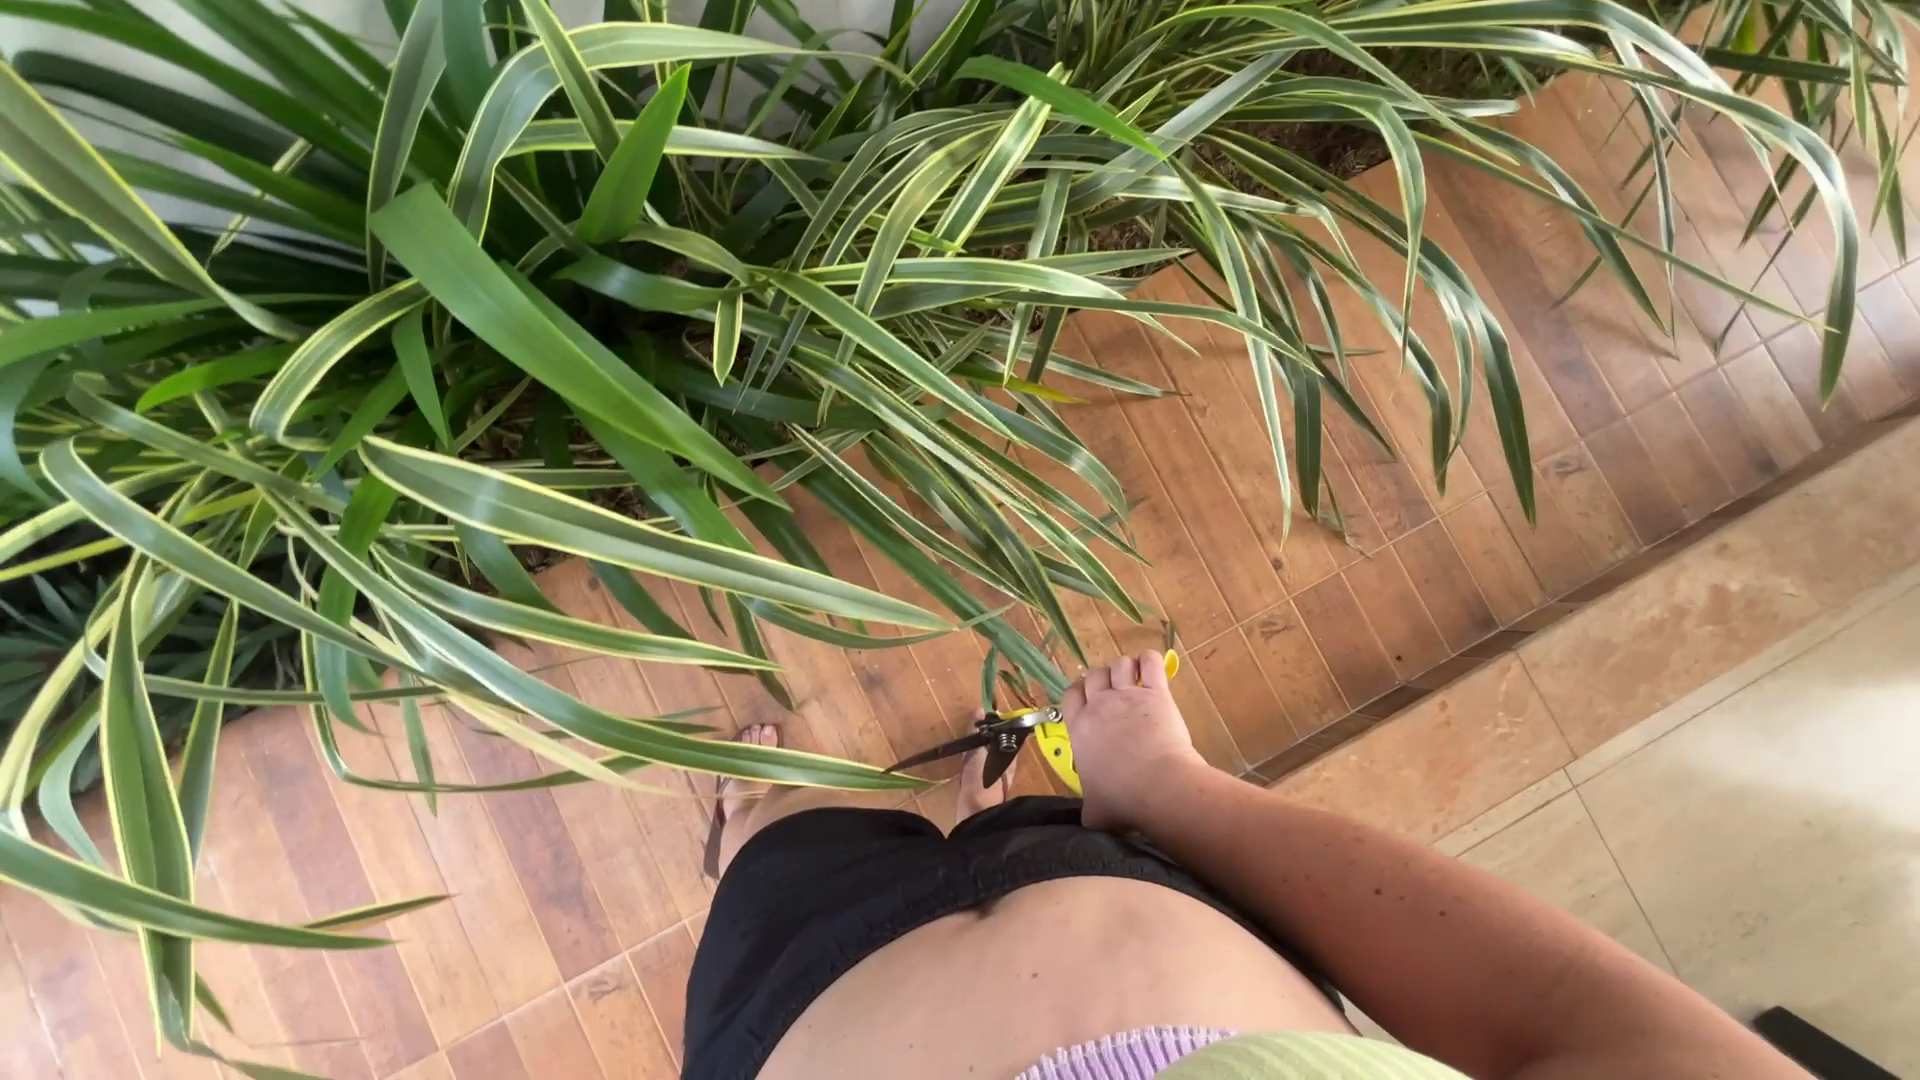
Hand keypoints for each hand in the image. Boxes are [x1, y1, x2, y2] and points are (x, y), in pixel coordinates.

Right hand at [1060, 650, 1207, 832]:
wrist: (1158, 787)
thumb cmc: (1122, 800)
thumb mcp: (1094, 810)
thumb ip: (1088, 808)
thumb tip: (1088, 822)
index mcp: (1079, 728)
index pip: (1070, 695)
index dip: (1079, 693)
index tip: (1089, 701)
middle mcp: (1099, 706)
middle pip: (1093, 675)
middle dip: (1101, 679)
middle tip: (1113, 693)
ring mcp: (1127, 696)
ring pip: (1119, 664)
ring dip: (1124, 669)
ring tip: (1133, 681)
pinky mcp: (1156, 693)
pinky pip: (1150, 662)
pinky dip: (1149, 661)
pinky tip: (1152, 669)